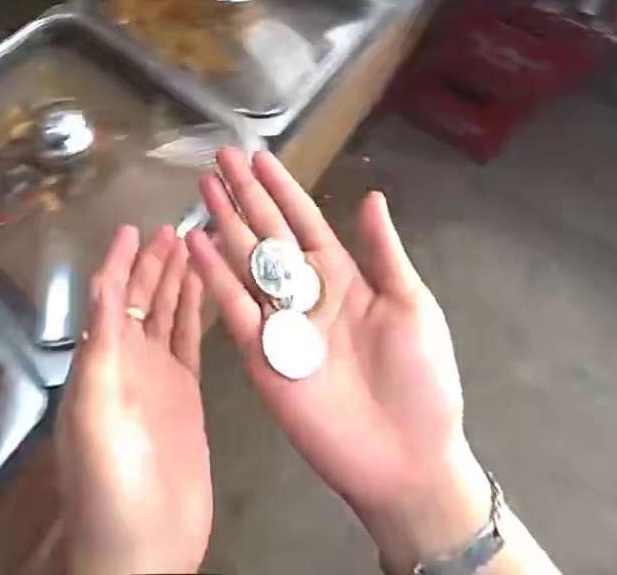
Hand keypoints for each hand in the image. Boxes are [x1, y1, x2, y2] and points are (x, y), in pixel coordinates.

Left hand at [57, 225, 212, 574]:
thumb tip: (102, 283)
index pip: (108, 295)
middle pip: (139, 297)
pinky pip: (189, 342)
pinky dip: (194, 313)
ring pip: (165, 314)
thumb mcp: (94, 410)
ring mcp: (157, 376)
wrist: (141, 552)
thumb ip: (100, 346)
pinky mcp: (185, 395)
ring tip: (190, 245)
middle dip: (151, 262)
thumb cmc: (107, 484)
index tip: (131, 227)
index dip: (118, 259)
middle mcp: (127, 359)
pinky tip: (203, 291)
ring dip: (174, 280)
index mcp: (101, 358)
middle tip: (171, 228)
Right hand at [185, 148, 489, 572]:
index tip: (258, 156)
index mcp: (340, 274)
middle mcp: (302, 287)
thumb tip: (371, 196)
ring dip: (223, 221)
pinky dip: (212, 273)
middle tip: (220, 157)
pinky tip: (195, 241)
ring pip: (243, 258)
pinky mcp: (258, 349)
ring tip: (204, 186)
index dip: (280, 186)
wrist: (407, 459)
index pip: (302, 218)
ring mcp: (277, 317)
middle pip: (265, 230)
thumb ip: (384, 252)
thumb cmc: (421, 381)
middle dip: (244, 192)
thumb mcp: (412, 307)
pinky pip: (232, 303)